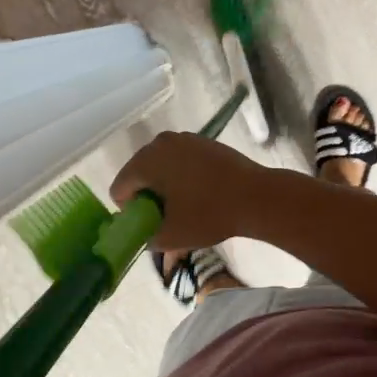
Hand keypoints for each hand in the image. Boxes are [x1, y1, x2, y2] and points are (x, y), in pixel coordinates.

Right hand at [109, 132, 272, 250]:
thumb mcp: (170, 237)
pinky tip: (200, 193)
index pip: (120, 188)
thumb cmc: (208, 215)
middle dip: (148, 196)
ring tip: (185, 206)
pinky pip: (180, 161)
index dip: (130, 211)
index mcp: (145, 161)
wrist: (256, 197)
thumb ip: (145, 237)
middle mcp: (160, 142)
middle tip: (168, 217)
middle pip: (139, 174)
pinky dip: (182, 176)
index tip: (151, 224)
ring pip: (161, 166)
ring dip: (165, 186)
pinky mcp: (204, 142)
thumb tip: (142, 234)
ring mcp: (184, 139)